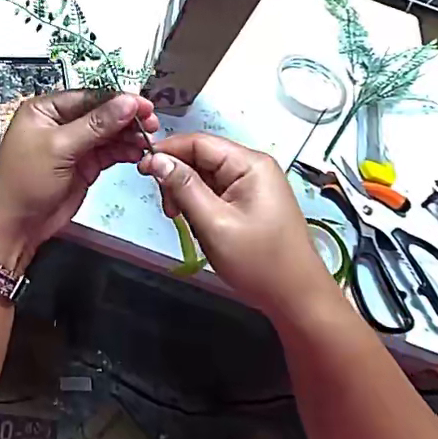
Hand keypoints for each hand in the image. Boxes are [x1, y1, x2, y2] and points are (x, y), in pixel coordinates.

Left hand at [0, 91, 158, 270]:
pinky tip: (138, 152)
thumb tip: (125, 103)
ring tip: (147, 140)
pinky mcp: (84, 164)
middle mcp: (61, 123)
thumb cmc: (21, 184)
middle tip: (150, 123)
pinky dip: (125, 151)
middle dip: (127, 118)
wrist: (14, 227)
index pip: (90, 96)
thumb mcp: (59, 147)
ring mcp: (74, 144)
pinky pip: (110, 151)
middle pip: (103, 113)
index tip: (143, 105)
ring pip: (110, 133)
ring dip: (129, 136)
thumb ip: (96, 124)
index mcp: (46, 109)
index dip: (118, 99)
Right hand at [138, 133, 341, 325]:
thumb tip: (157, 159)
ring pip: (206, 177)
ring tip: (186, 223)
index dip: (168, 152)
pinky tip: (200, 227)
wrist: (296, 296)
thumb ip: (184, 188)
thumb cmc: (259, 261)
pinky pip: (217, 193)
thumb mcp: (215, 224)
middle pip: (202, 158)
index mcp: (250, 163)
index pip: (199, 142)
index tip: (142, 170)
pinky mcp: (251, 202)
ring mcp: (253, 185)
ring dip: (188, 196)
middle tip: (169, 210)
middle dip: (178, 179)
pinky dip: (202, 207)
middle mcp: (253, 167)